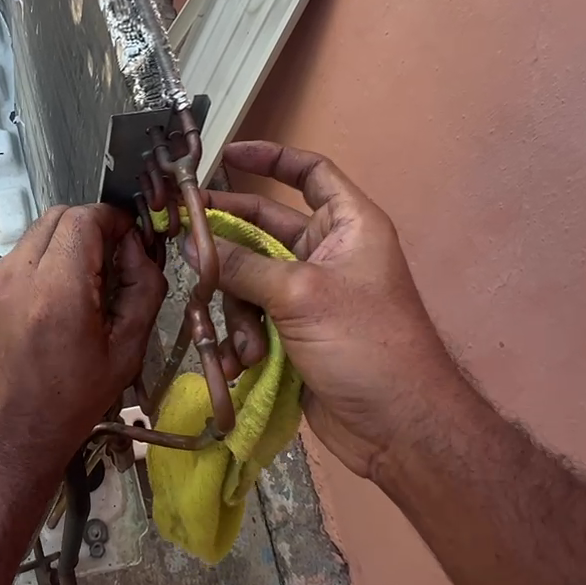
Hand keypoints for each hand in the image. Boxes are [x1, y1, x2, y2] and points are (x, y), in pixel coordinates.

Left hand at [0, 204, 165, 488]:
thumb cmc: (67, 406)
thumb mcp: (125, 353)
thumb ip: (142, 288)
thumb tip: (136, 245)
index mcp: (56, 293)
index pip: (84, 218)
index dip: (110, 219)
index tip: (123, 234)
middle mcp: (11, 277)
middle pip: (55, 219)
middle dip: (84, 233)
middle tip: (100, 264)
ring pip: (29, 241)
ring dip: (53, 256)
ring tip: (61, 301)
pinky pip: (4, 265)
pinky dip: (24, 277)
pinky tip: (28, 316)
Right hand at [204, 141, 463, 485]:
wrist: (399, 429)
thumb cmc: (365, 344)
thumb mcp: (300, 295)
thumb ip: (242, 265)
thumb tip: (192, 243)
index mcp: (347, 226)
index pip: (310, 173)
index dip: (271, 158)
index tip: (227, 155)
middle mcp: (327, 253)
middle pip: (264, 228)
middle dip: (228, 241)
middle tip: (186, 238)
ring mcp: (308, 295)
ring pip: (250, 279)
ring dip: (238, 309)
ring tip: (243, 342)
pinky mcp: (293, 332)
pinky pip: (253, 318)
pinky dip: (242, 338)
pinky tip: (239, 364)